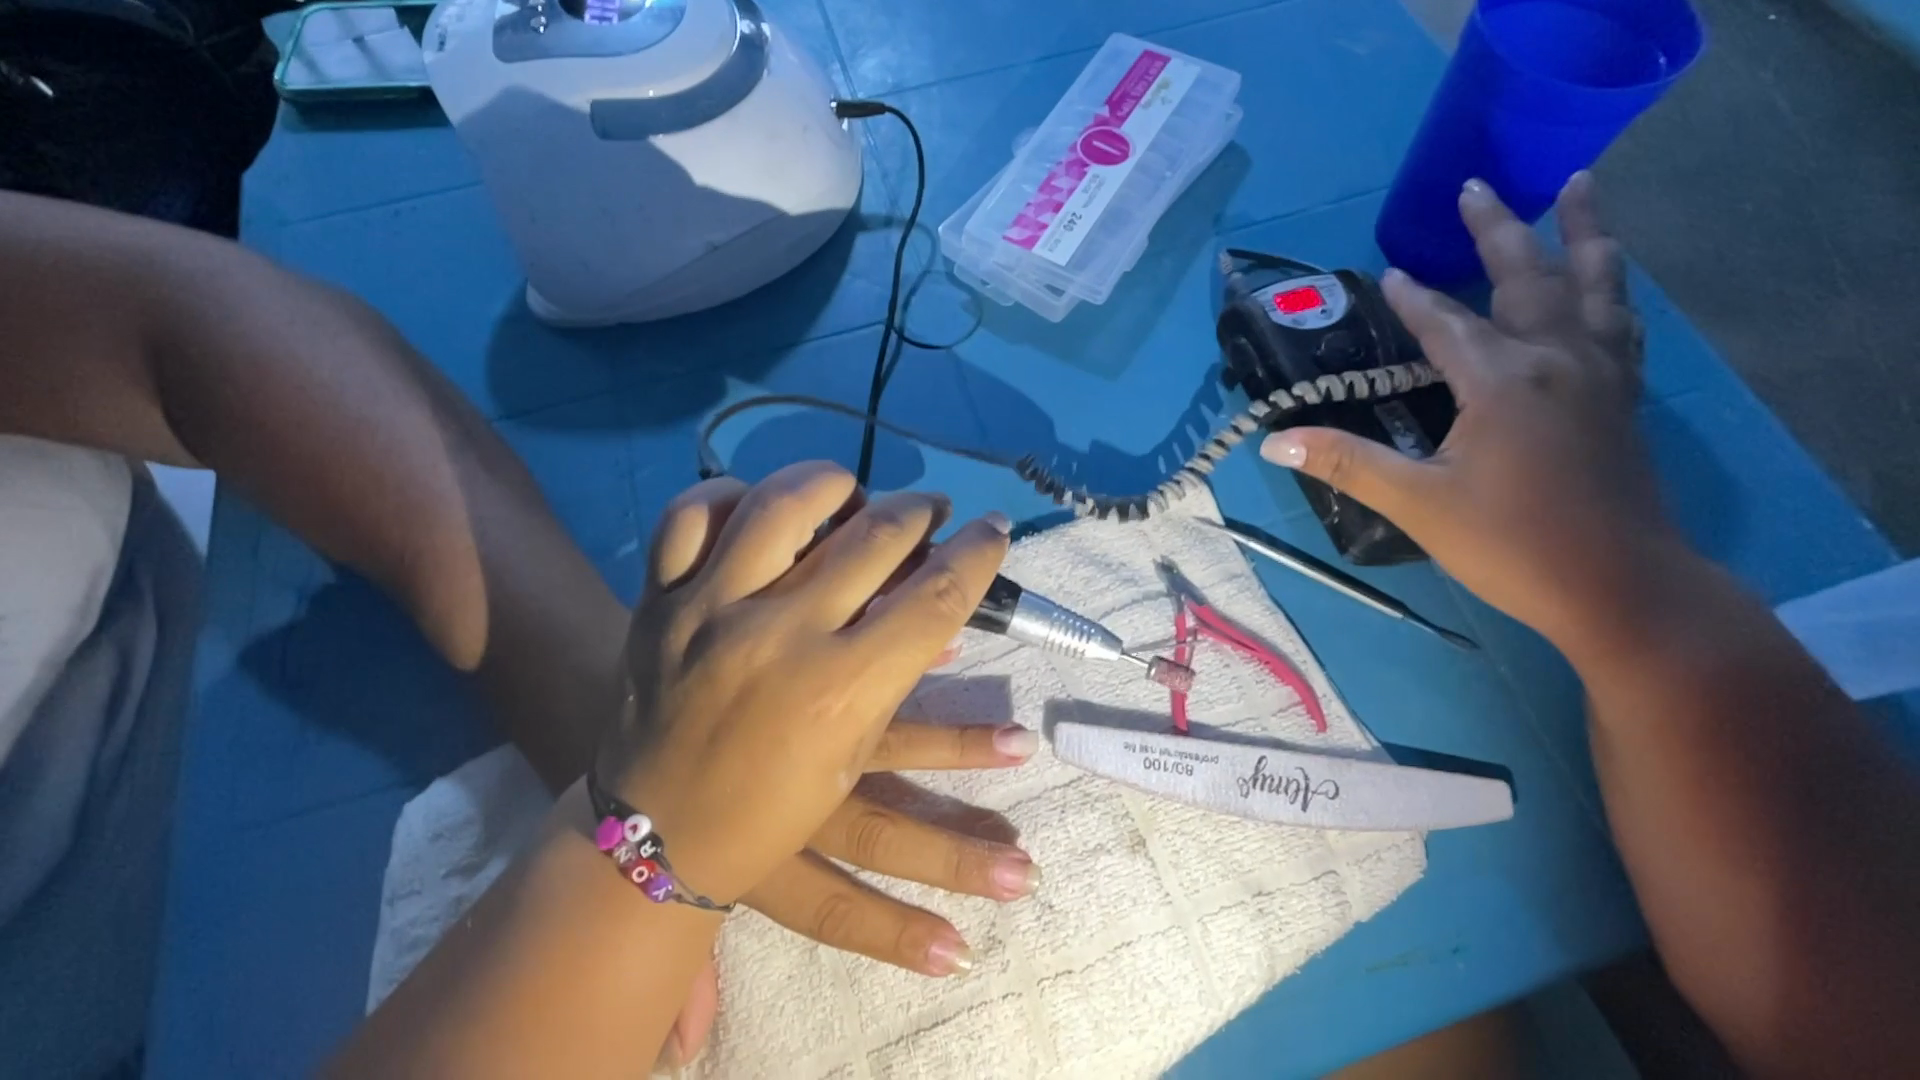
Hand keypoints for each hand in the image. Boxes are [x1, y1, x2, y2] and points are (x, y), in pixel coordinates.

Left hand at [598, 461, 1013, 909]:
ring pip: (785, 501)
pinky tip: (759, 508)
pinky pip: (692, 514)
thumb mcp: (854, 749)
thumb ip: (895, 664)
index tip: (995, 529)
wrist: (653, 836)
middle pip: (878, 535)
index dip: (980, 552)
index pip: (936, 595)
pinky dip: (732, 496)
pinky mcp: (660, 599)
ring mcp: (712, 608)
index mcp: (841, 689)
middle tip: (933, 513)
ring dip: (837, 483)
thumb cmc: (773, 811)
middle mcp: (780, 634)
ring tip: (854, 493)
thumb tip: (935, 589)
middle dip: (922, 512)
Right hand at [1260, 173, 1681, 649]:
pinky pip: (1618, 321)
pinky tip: (1605, 286)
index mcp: (1502, 380)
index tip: (1386, 273)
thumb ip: (1347, 463)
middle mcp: (1557, 359)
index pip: (1446, 323)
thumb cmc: (1511, 544)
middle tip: (1475, 186)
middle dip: (1496, 229)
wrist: (1619, 586)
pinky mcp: (1623, 397)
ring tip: (1579, 184)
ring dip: (1582, 232)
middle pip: (1527, 277)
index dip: (1412, 299)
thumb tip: (1273, 440)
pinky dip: (1609, 288)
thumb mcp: (1417, 505)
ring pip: (1593, 283)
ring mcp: (1600, 374)